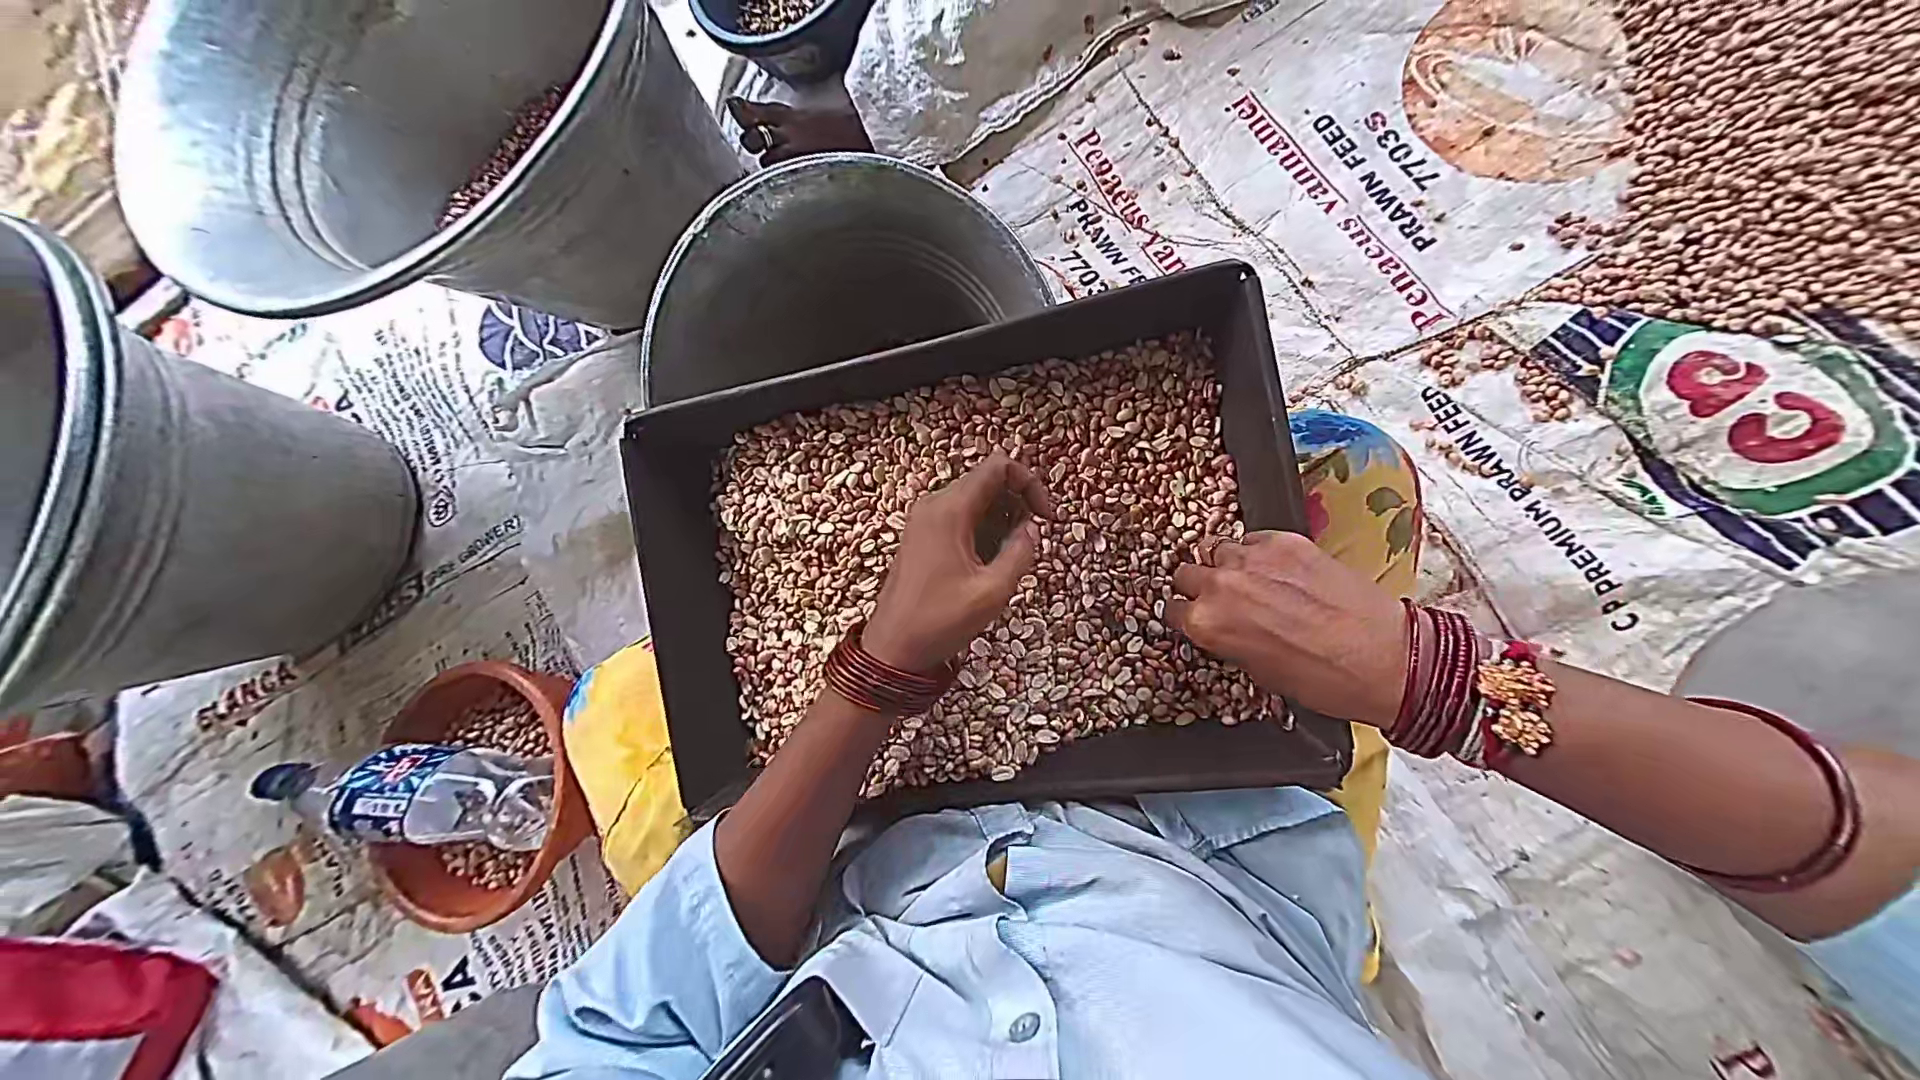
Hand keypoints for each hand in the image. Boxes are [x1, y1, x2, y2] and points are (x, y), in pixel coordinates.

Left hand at [862, 453, 1055, 671]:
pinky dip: (983, 530)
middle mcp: (934, 505)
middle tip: (1031, 541)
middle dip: (1018, 503)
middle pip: (987, 480)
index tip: (1045, 516)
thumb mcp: (992, 591)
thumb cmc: (938, 622)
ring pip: (976, 500)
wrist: (892, 649)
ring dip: (1002, 519)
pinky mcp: (923, 536)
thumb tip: (1032, 529)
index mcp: (949, 510)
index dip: (1030, 483)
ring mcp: (925, 520)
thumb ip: (1021, 552)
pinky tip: (990, 564)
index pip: (998, 466)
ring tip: (1010, 558)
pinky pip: (961, 518)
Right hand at [1165, 531, 1407, 726]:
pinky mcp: (1284, 541)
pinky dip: (1258, 553)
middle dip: (1198, 586)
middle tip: (1221, 597)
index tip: (1193, 614)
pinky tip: (1278, 571)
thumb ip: (1225, 639)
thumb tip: (1221, 625)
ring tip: (1249, 579)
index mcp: (1207, 623)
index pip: (1172, 608)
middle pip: (1186, 573)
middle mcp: (1221, 585)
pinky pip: (1252, 539)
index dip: (1184, 613)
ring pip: (1216, 549)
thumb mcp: (1256, 671)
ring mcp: (1252, 558)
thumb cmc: (1323, 679)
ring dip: (1225, 564)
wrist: (1387, 660)